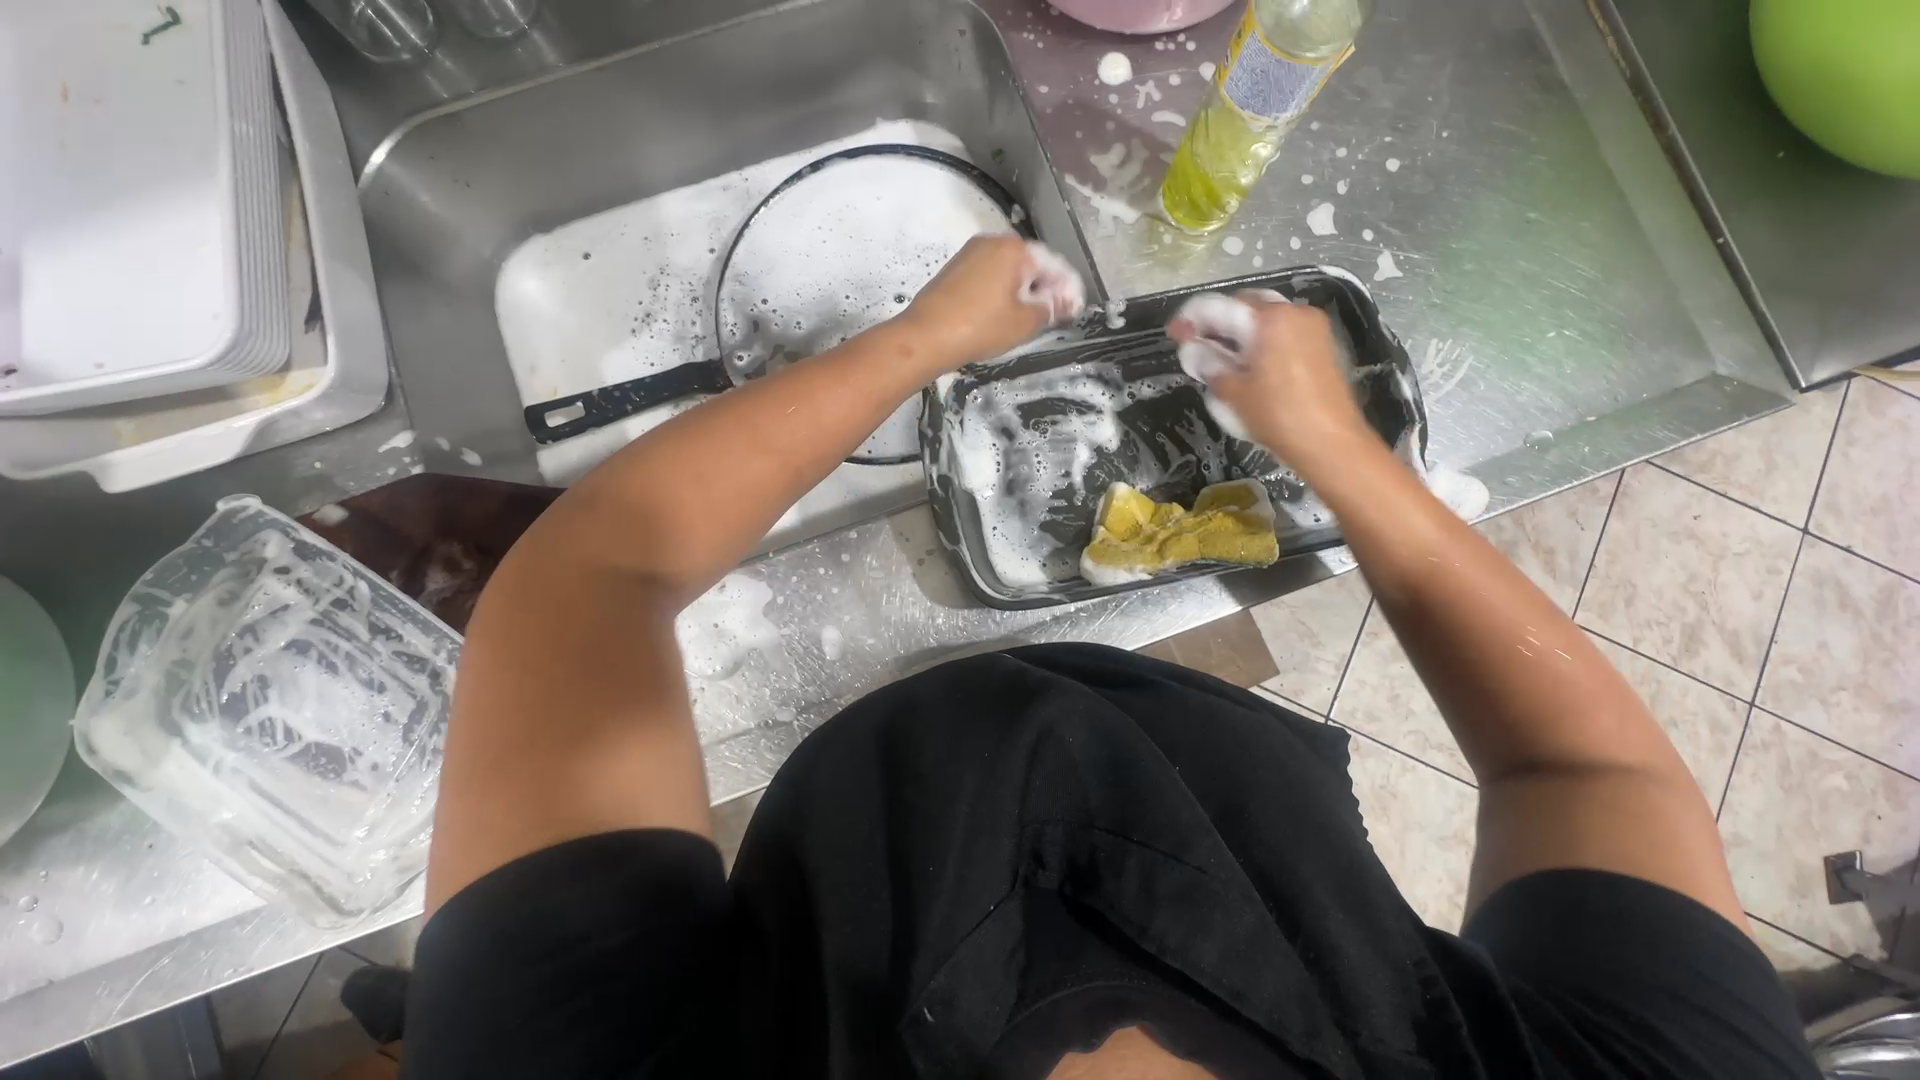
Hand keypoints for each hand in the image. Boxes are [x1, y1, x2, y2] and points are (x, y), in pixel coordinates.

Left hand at [894, 235, 1085, 368]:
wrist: (925, 336)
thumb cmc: (980, 327)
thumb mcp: (1024, 322)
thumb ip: (1051, 308)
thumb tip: (1063, 302)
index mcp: (1015, 249)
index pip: (1054, 265)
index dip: (1069, 289)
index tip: (1075, 309)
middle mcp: (992, 242)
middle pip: (1031, 264)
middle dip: (1046, 288)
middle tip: (1055, 314)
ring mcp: (970, 253)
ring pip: (1008, 270)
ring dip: (1023, 290)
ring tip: (1030, 318)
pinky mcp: (954, 269)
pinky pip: (988, 276)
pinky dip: (1001, 291)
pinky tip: (1003, 313)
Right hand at [1168, 292, 1377, 475]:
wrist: (1330, 442)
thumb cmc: (1277, 416)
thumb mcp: (1232, 393)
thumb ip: (1208, 363)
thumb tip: (1191, 348)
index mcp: (1269, 319)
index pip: (1221, 307)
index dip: (1192, 318)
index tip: (1174, 332)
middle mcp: (1294, 312)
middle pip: (1245, 307)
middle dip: (1217, 323)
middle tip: (1195, 345)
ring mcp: (1312, 326)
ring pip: (1264, 319)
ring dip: (1239, 333)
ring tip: (1219, 358)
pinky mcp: (1320, 344)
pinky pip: (1282, 332)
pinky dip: (1260, 341)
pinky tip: (1247, 364)